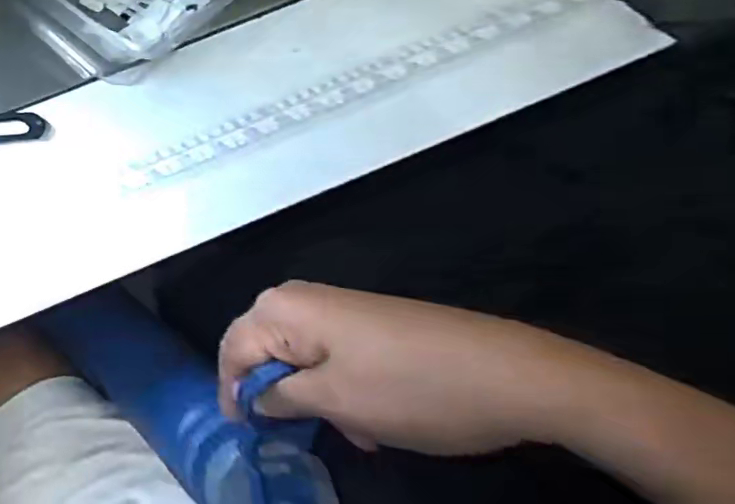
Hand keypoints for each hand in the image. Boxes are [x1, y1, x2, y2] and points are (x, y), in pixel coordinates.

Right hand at [217, 280, 597, 454]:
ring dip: (309, 396)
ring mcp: (333, 306)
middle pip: (262, 347)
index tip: (241, 433)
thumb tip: (255, 397)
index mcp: (282, 308)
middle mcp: (299, 297)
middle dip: (274, 394)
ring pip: (297, 354)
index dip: (231, 391)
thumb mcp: (338, 402)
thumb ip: (282, 397)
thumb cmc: (409, 388)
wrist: (503, 370)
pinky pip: (326, 353)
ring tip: (344, 435)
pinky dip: (334, 387)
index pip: (234, 348)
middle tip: (293, 437)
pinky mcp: (361, 320)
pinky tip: (368, 421)